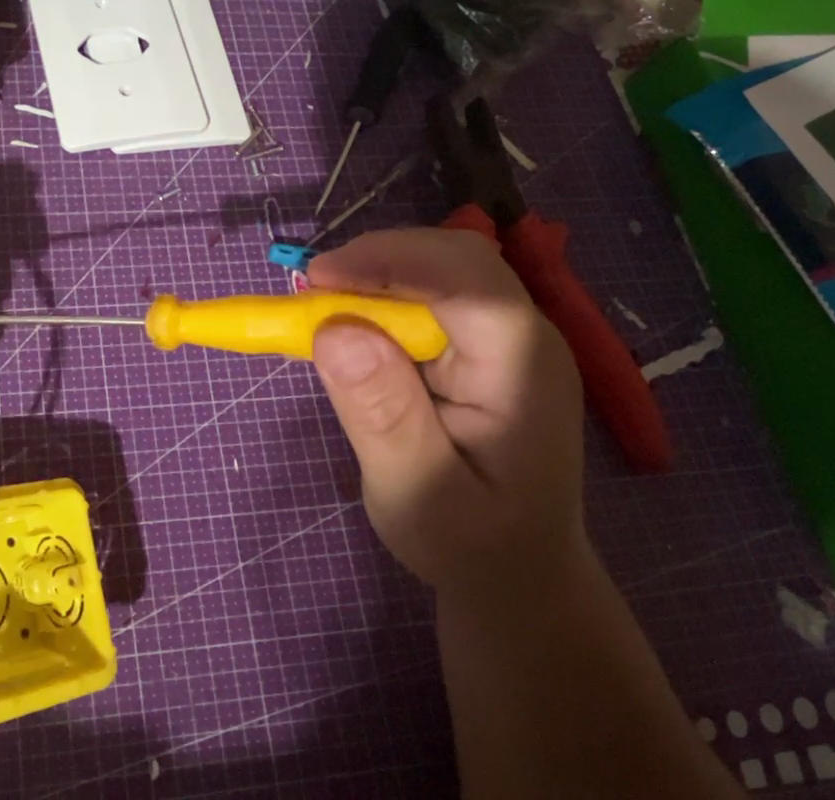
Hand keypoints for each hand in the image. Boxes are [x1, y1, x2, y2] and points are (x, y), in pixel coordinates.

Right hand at [307, 228, 585, 600]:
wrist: (518, 574)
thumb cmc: (471, 543)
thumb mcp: (415, 489)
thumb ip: (381, 412)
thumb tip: (333, 329)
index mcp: (522, 369)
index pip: (468, 281)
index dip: (391, 261)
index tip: (316, 279)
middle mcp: (524, 338)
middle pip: (456, 260)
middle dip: (379, 261)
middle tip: (310, 292)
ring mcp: (507, 340)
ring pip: (442, 271)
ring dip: (376, 277)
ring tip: (320, 308)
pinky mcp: (483, 349)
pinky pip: (432, 299)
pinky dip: (383, 300)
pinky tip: (351, 328)